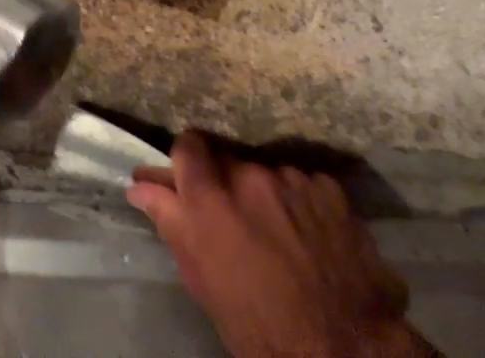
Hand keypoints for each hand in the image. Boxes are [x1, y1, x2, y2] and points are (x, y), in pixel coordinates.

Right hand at [128, 132, 438, 357]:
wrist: (342, 345)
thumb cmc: (259, 325)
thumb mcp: (202, 281)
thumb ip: (172, 224)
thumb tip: (141, 187)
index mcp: (211, 199)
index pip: (187, 146)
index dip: (185, 161)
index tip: (186, 182)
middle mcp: (250, 176)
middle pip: (227, 161)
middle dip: (224, 185)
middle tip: (233, 222)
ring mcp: (293, 179)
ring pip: (267, 175)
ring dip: (264, 196)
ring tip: (277, 236)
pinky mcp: (329, 188)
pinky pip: (303, 185)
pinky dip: (299, 205)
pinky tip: (307, 237)